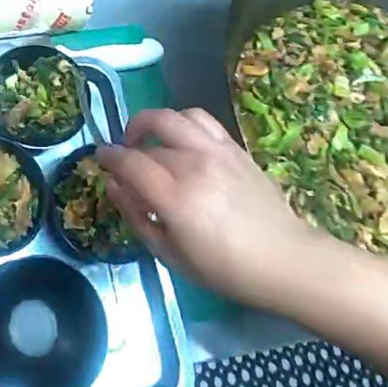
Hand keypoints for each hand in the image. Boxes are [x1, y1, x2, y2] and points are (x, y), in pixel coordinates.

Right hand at [96, 107, 335, 305]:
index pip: (130, 161)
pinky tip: (180, 143)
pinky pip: (201, 120)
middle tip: (124, 156)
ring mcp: (217, 152)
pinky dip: (181, 124)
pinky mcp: (235, 148)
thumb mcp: (170, 254)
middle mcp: (194, 165)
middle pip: (148, 139)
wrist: (287, 261)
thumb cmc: (224, 268)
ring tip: (150, 140)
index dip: (109, 156)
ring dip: (153, 124)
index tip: (100, 158)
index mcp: (175, 196)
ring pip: (173, 117)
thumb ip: (135, 215)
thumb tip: (113, 185)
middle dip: (128, 143)